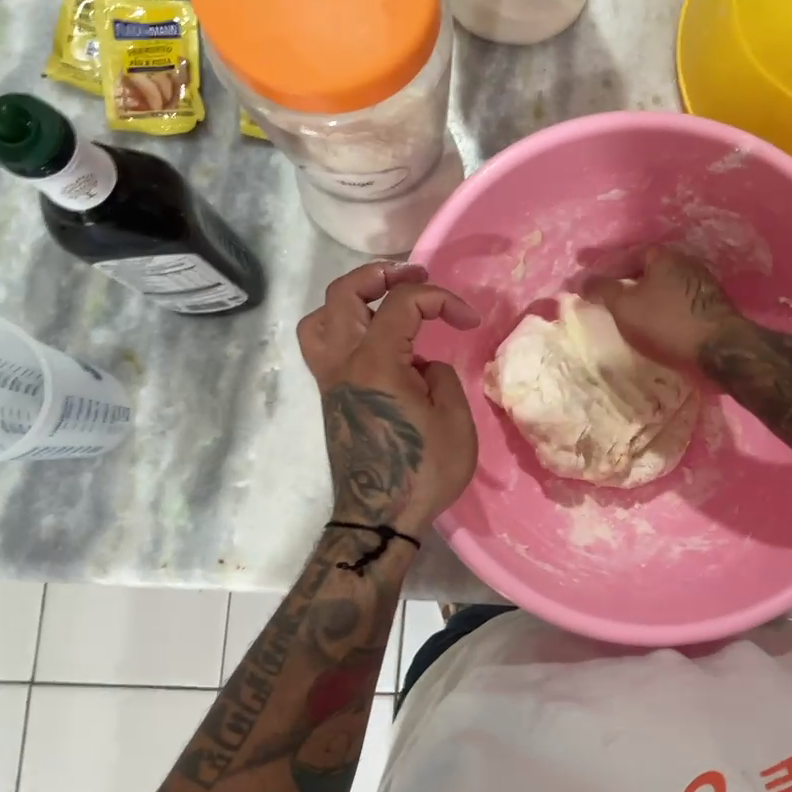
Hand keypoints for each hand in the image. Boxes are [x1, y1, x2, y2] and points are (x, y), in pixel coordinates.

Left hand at [298, 263, 481, 535]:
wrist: (379, 516)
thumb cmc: (423, 470)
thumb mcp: (453, 421)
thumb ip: (440, 377)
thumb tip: (422, 366)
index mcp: (377, 362)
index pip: (403, 303)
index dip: (441, 299)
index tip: (468, 321)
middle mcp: (344, 361)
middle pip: (345, 293)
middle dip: (382, 275)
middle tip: (416, 277)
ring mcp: (331, 379)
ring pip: (322, 316)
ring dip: (352, 298)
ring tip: (383, 302)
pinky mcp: (331, 396)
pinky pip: (322, 344)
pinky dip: (343, 326)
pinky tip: (374, 340)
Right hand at [584, 248, 743, 370]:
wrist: (720, 348)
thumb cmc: (667, 322)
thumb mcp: (625, 306)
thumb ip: (601, 290)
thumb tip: (579, 278)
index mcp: (664, 256)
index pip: (626, 255)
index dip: (602, 266)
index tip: (584, 273)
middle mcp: (685, 263)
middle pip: (646, 269)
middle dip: (624, 278)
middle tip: (605, 292)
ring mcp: (701, 285)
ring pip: (662, 287)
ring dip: (643, 296)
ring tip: (626, 309)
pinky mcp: (710, 308)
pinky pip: (675, 303)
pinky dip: (660, 309)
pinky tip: (653, 323)